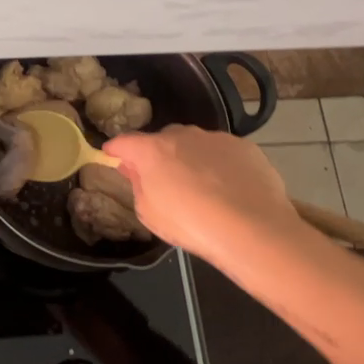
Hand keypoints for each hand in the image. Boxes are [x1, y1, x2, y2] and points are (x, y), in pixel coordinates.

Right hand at [102, 125, 303, 260]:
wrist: (251, 228)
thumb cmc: (190, 223)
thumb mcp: (149, 213)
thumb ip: (138, 185)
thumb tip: (134, 169)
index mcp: (152, 150)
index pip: (125, 142)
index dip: (116, 150)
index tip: (111, 156)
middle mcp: (183, 135)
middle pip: (163, 139)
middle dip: (159, 155)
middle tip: (164, 180)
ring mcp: (216, 138)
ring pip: (195, 144)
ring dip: (191, 159)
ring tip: (202, 187)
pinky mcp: (244, 146)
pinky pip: (223, 152)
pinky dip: (220, 165)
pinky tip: (229, 188)